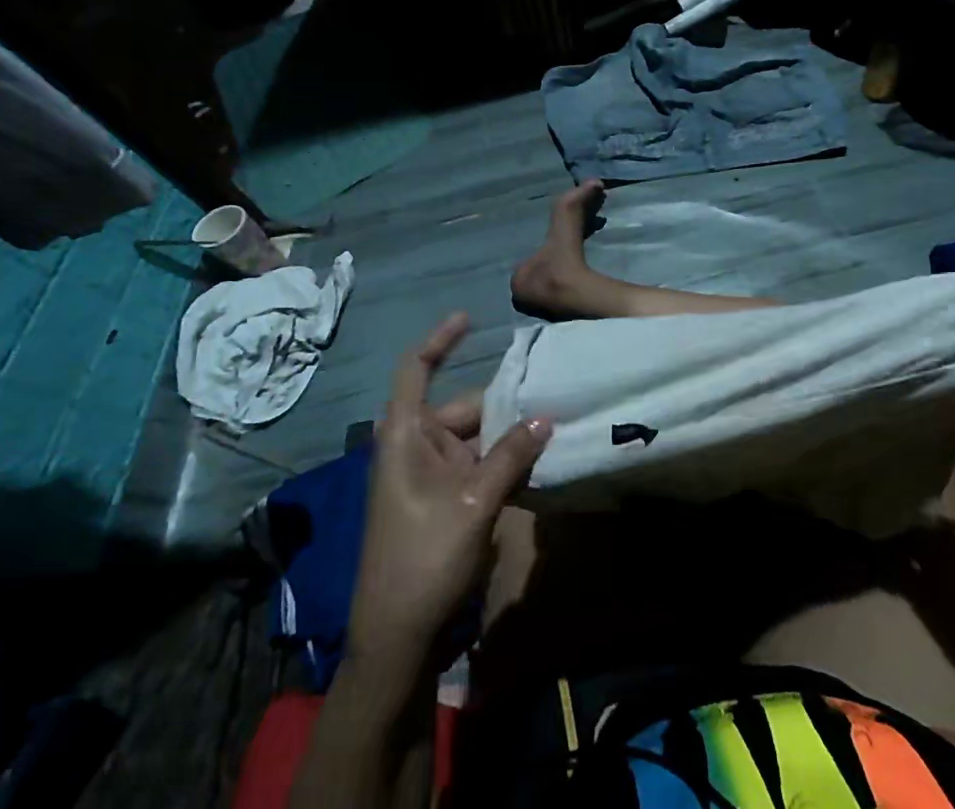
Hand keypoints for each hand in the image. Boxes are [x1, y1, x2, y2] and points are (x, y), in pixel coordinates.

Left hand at [347, 312, 550, 662]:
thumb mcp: (474, 504)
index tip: (470, 319)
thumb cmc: (424, 560)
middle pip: (461, 409)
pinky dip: (503, 464)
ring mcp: (428, 477)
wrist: (398, 635)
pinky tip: (539, 466)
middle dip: (503, 407)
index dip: (439, 341)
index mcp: (405, 437)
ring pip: (475, 441)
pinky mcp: (442, 501)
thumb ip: (511, 456)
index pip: (415, 372)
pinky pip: (477, 468)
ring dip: (509, 439)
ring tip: (556, 430)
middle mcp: (414, 448)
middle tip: (554, 402)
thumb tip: (546, 416)